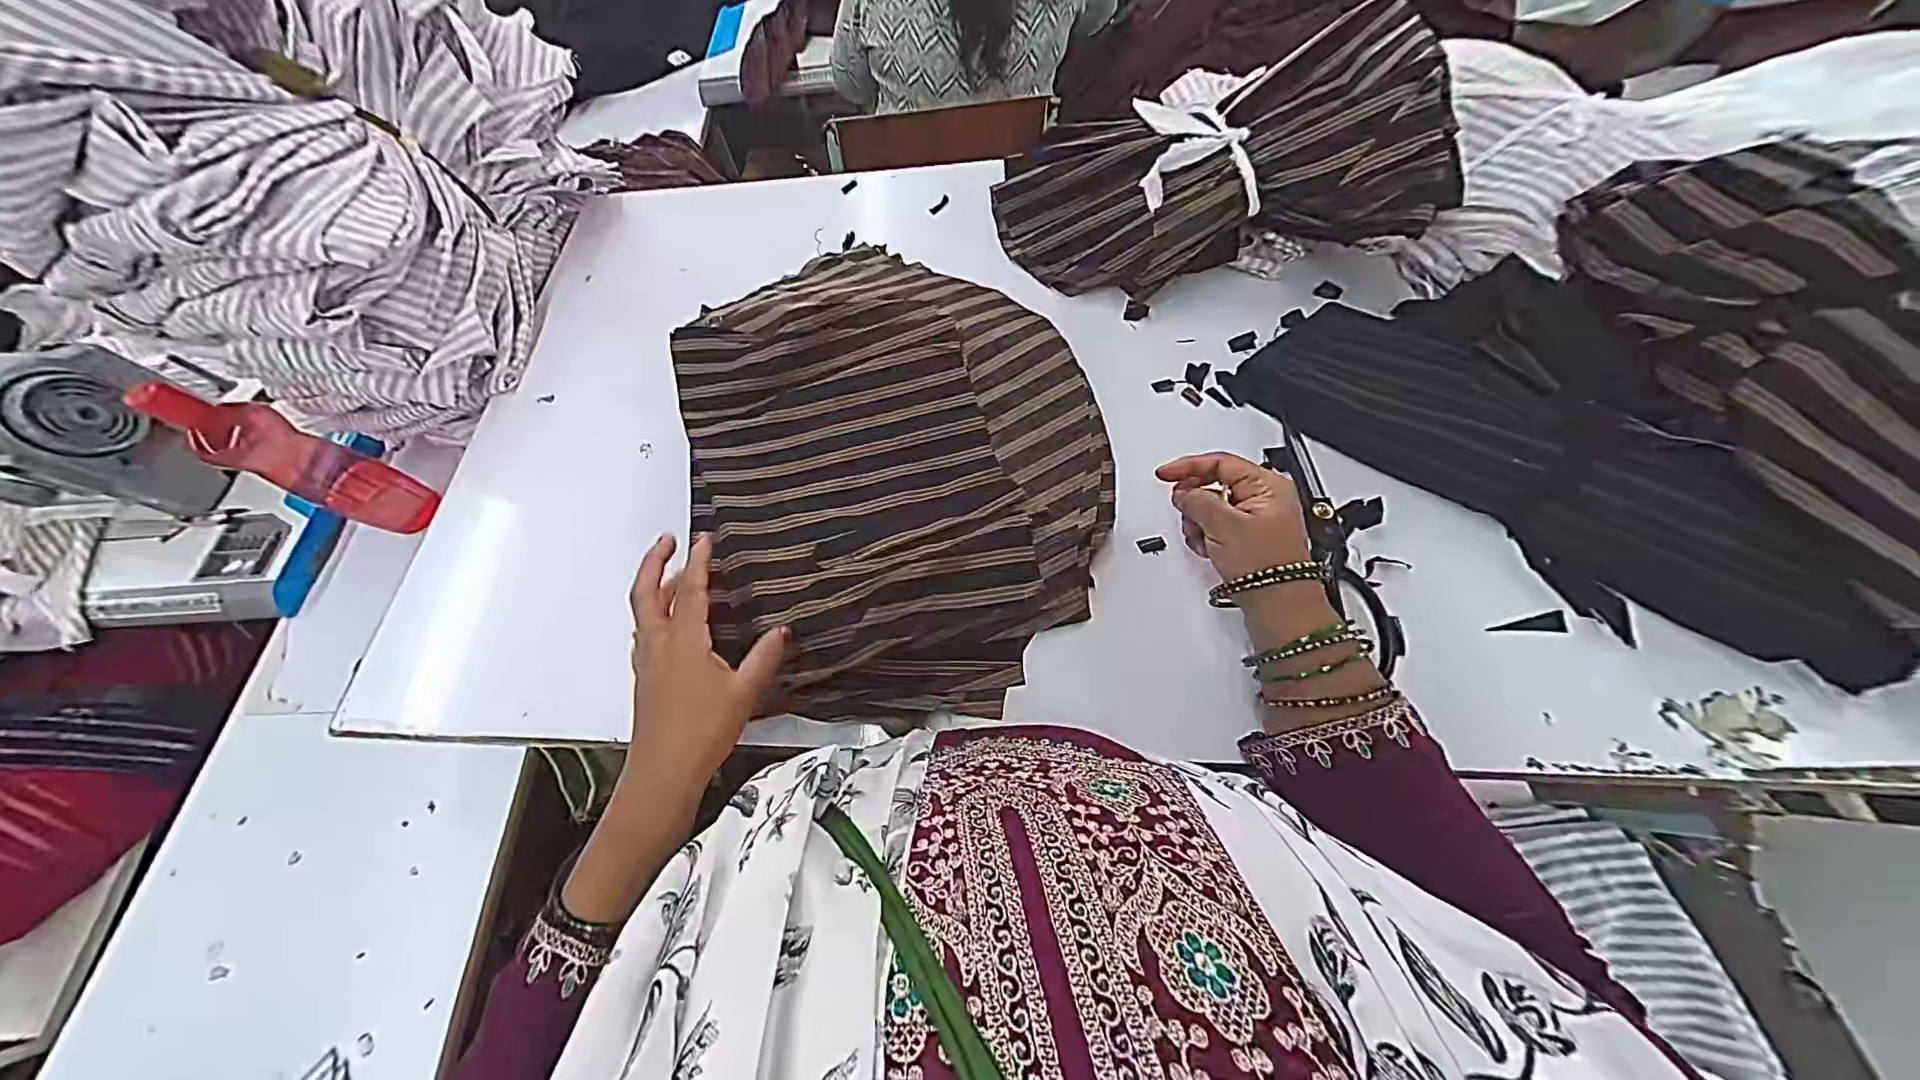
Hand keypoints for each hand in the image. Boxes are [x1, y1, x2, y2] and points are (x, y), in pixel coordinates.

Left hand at [627, 533, 788, 784]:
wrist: (664, 772)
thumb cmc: (700, 734)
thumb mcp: (745, 692)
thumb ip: (765, 658)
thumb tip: (782, 633)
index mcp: (684, 642)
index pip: (690, 590)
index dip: (699, 562)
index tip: (704, 540)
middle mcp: (659, 645)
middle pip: (647, 591)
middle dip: (656, 561)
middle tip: (667, 541)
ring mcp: (647, 661)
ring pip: (643, 611)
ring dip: (653, 584)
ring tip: (671, 574)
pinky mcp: (644, 677)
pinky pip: (645, 631)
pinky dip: (653, 612)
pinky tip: (666, 623)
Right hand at [1156, 452, 1313, 580]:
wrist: (1278, 602)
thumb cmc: (1267, 565)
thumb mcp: (1224, 525)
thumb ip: (1197, 501)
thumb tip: (1183, 492)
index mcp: (1267, 485)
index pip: (1220, 463)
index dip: (1188, 467)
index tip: (1166, 474)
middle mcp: (1264, 498)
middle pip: (1214, 484)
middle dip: (1196, 502)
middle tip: (1190, 515)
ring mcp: (1255, 518)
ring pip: (1211, 507)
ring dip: (1199, 522)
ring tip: (1205, 539)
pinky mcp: (1247, 536)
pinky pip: (1216, 525)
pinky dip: (1206, 534)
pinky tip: (1210, 547)